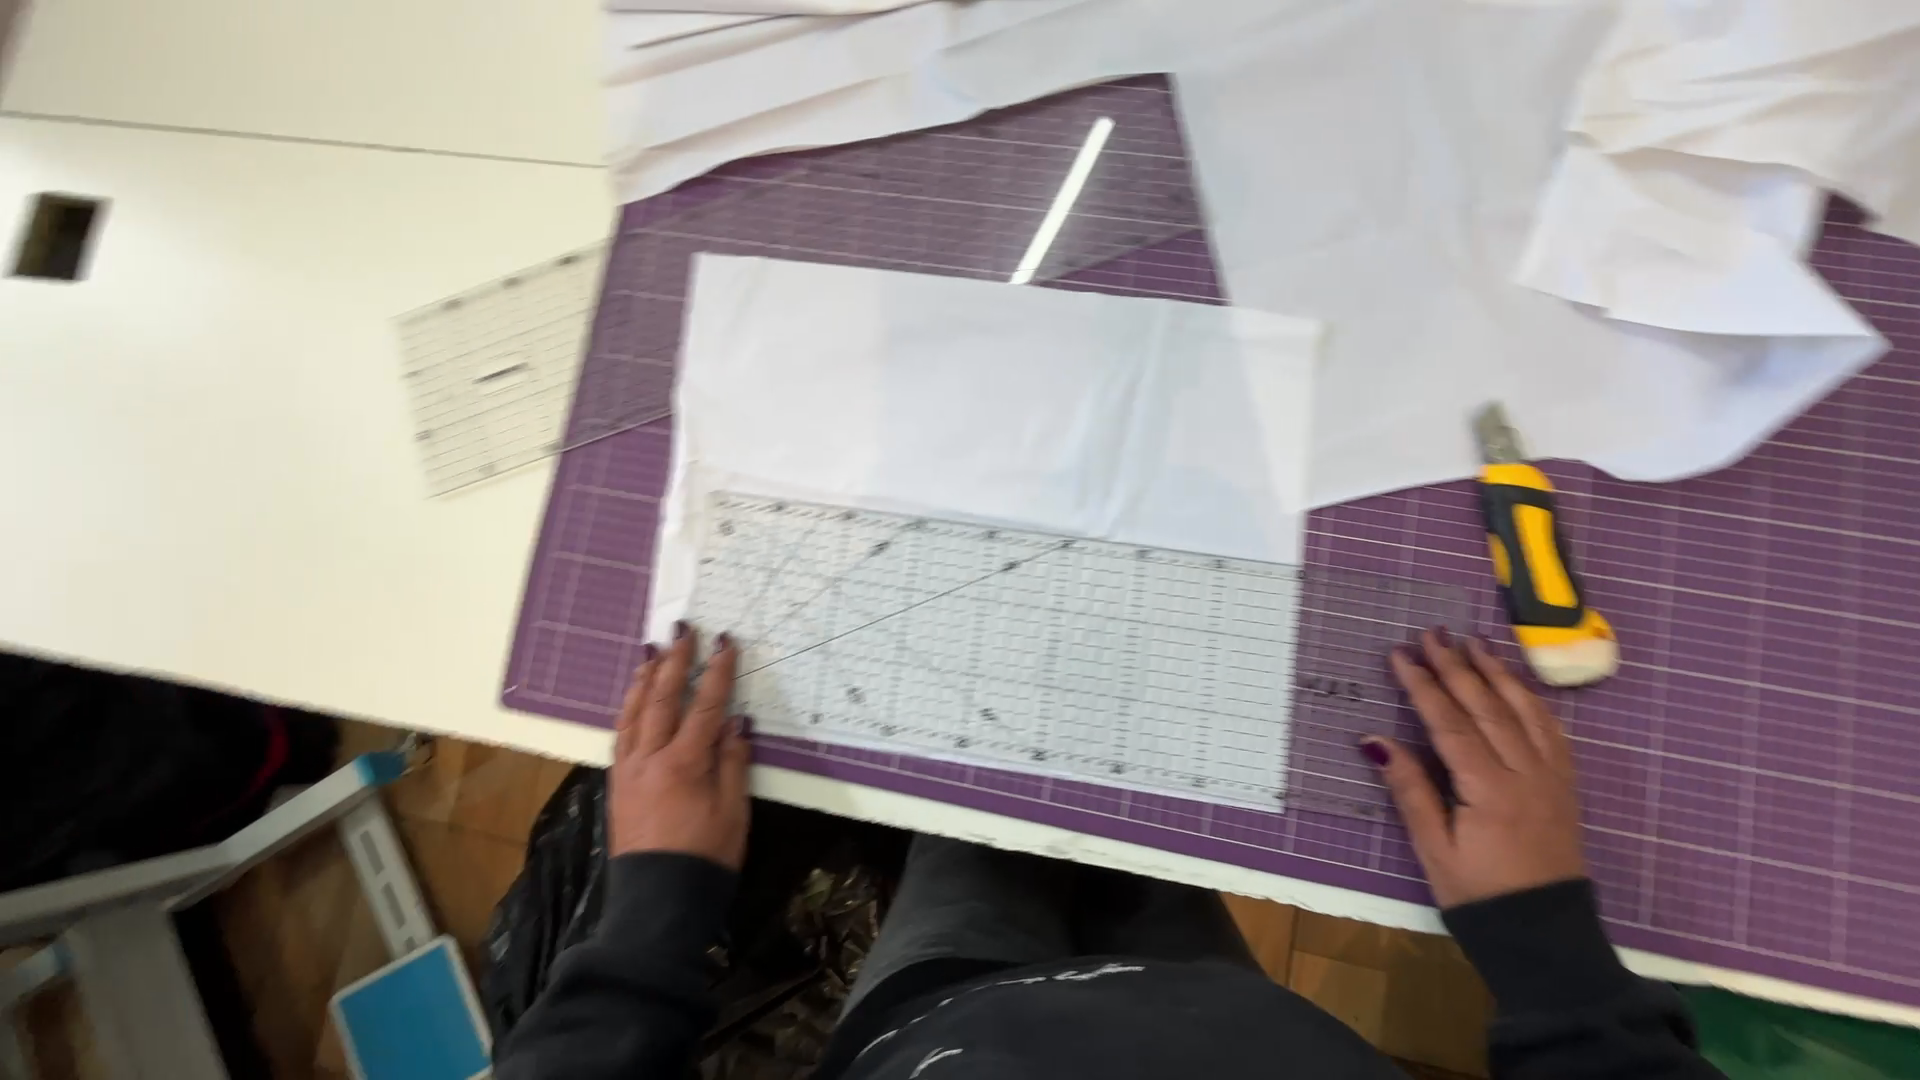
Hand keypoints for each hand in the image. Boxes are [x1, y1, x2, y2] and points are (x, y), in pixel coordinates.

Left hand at [608, 624, 752, 869]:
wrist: (658, 902)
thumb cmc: (706, 856)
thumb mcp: (733, 810)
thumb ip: (733, 761)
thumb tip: (735, 721)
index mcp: (684, 763)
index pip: (705, 706)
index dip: (718, 672)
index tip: (726, 643)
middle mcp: (650, 759)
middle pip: (663, 700)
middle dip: (675, 662)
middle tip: (682, 630)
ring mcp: (628, 771)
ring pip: (634, 714)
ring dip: (645, 679)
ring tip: (652, 652)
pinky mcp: (617, 785)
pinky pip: (621, 735)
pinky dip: (629, 709)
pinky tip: (634, 699)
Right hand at [1365, 628, 1585, 907]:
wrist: (1544, 934)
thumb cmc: (1477, 892)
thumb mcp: (1432, 846)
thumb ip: (1410, 788)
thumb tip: (1376, 739)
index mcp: (1490, 790)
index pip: (1450, 723)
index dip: (1423, 685)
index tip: (1400, 654)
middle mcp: (1527, 774)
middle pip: (1487, 707)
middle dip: (1457, 666)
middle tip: (1433, 632)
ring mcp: (1552, 778)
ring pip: (1525, 711)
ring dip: (1497, 673)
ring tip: (1474, 642)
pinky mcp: (1564, 785)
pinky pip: (1551, 730)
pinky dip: (1531, 699)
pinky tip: (1516, 683)